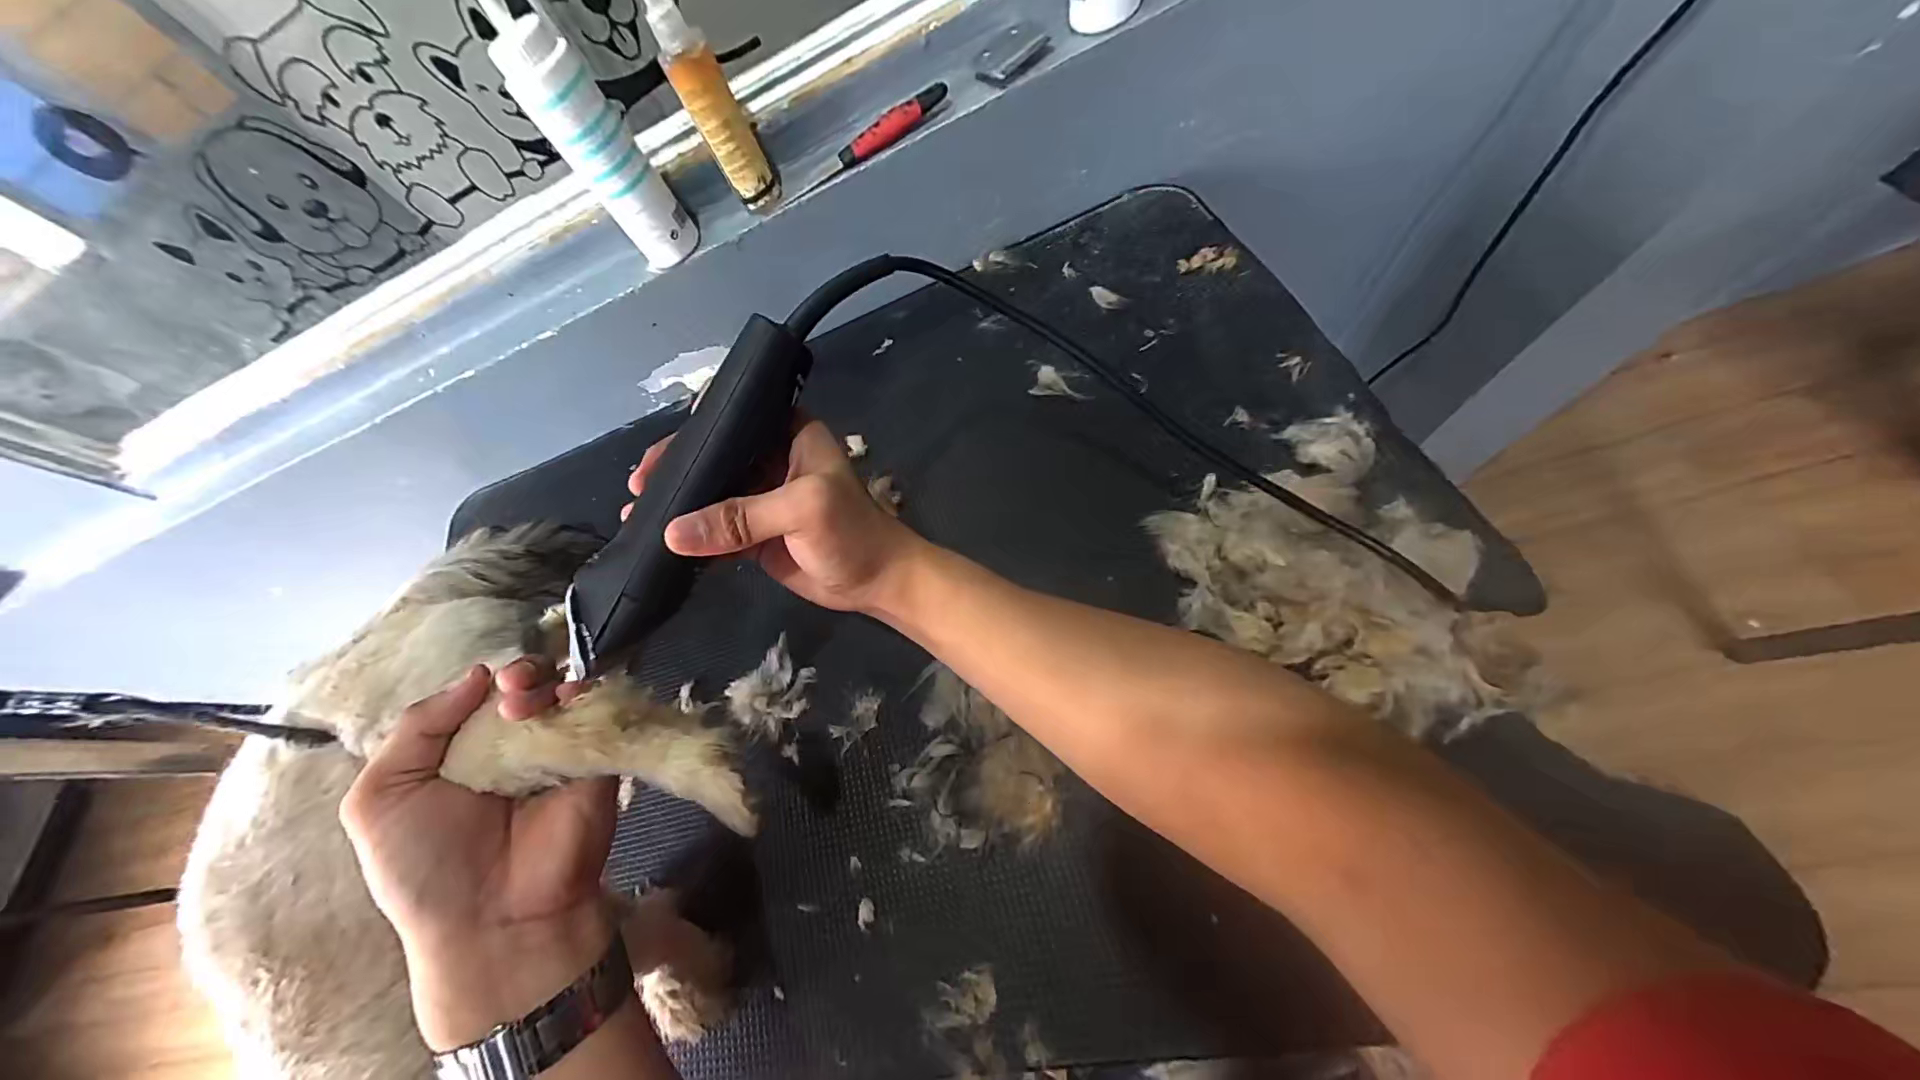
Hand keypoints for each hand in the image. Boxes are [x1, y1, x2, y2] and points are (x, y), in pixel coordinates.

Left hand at [339, 662, 617, 1050]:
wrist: (494, 915)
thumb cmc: (426, 865)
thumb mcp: (381, 799)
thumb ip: (416, 728)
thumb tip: (478, 673)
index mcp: (465, 748)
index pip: (480, 693)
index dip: (484, 679)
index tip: (484, 684)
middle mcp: (516, 742)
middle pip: (528, 684)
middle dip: (520, 674)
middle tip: (511, 691)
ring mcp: (561, 749)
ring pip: (567, 691)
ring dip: (548, 684)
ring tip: (525, 706)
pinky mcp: (599, 758)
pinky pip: (602, 716)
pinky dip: (588, 698)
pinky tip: (566, 705)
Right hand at [626, 419, 926, 613]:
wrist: (876, 582)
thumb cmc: (853, 532)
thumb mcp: (803, 511)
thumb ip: (741, 517)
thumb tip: (673, 533)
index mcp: (789, 435)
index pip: (734, 419)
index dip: (695, 430)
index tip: (658, 454)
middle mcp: (771, 460)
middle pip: (714, 456)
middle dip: (676, 470)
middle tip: (639, 489)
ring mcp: (761, 498)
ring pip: (711, 494)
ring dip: (678, 505)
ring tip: (636, 516)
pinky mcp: (755, 533)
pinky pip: (716, 530)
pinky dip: (692, 536)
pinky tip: (660, 542)